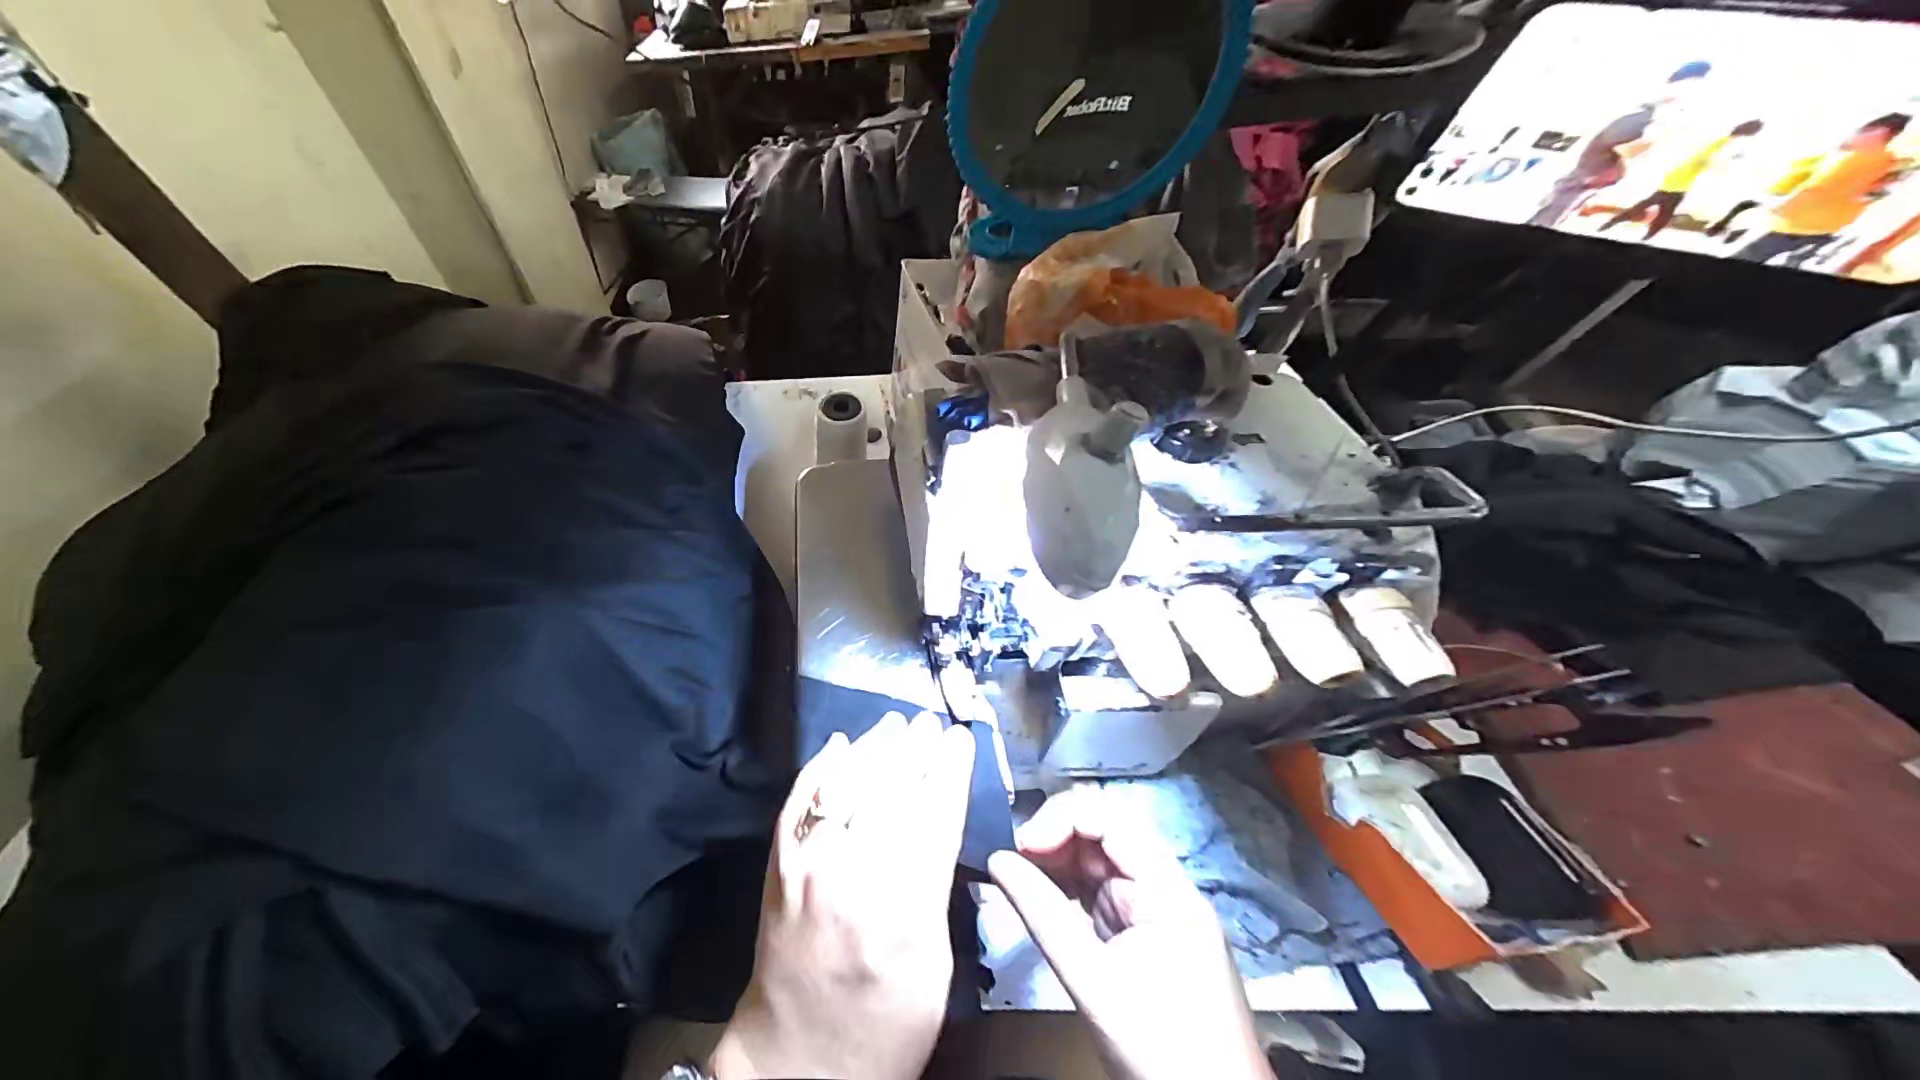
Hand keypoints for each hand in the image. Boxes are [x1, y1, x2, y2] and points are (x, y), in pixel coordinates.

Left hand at [710, 712, 975, 1079]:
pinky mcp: (778, 867)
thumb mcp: (935, 965)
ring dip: (874, 748)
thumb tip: (938, 824)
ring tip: (895, 723)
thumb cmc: (884, 1025)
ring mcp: (807, 865)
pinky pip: (798, 802)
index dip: (949, 770)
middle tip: (930, 723)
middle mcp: (851, 875)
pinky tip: (838, 745)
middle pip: (890, 791)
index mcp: (902, 907)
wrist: (794, 1062)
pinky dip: (818, 768)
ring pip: (846, 785)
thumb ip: (935, 888)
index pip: (933, 815)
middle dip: (915, 749)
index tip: (961, 740)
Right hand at [986, 786, 1273, 1079]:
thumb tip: (999, 861)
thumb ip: (1042, 913)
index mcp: (1167, 890)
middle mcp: (1167, 891)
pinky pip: (1106, 895)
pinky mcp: (1149, 936)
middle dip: (1058, 840)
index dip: (1061, 821)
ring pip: (1104, 865)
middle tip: (1016, 860)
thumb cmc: (1160, 1051)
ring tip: (1023, 876)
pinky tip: (1046, 896)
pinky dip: (1073, 891)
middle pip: (1108, 838)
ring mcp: (1159, 913)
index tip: (1022, 846)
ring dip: (1062, 865)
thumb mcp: (1090, 979)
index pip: (1111, 822)